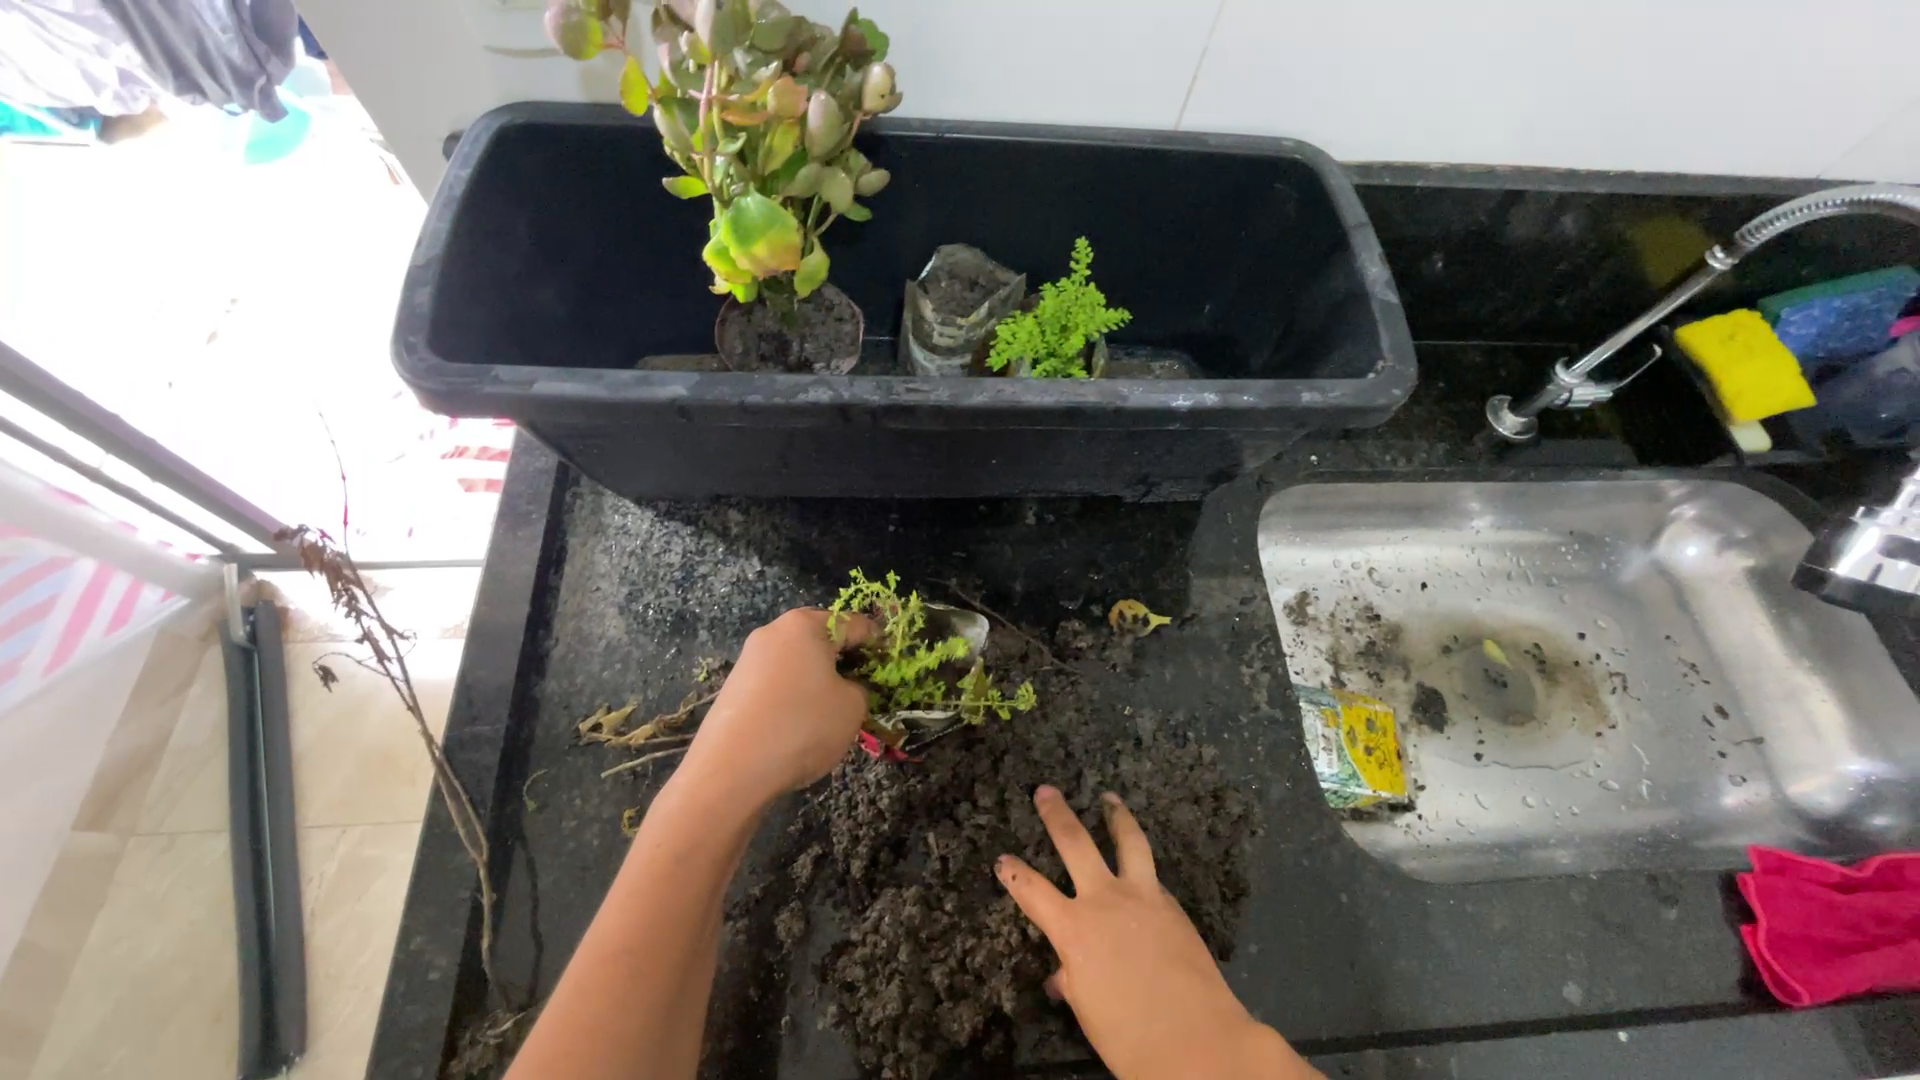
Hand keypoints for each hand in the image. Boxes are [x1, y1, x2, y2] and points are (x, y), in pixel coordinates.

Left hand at [679, 608, 874, 806]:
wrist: (731, 771)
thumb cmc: (802, 726)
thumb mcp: (852, 707)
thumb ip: (861, 688)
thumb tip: (847, 687)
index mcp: (805, 625)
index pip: (855, 623)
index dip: (879, 644)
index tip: (892, 665)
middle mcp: (774, 631)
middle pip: (822, 638)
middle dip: (846, 659)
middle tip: (864, 687)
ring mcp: (750, 658)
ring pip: (799, 661)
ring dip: (820, 677)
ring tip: (834, 710)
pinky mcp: (735, 686)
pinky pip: (778, 681)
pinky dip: (796, 694)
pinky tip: (802, 723)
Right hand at [997, 786, 1317, 1079]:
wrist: (1198, 1041)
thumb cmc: (1130, 1037)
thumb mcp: (1089, 1009)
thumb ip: (1073, 979)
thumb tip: (1062, 974)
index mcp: (1074, 929)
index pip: (1031, 891)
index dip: (1013, 874)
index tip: (1002, 860)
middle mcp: (1105, 900)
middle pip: (1075, 842)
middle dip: (1057, 814)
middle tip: (1047, 791)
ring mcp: (1143, 897)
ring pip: (1127, 841)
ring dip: (1116, 815)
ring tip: (1110, 798)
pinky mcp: (1173, 906)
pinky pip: (1152, 877)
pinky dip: (1142, 868)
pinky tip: (1142, 872)